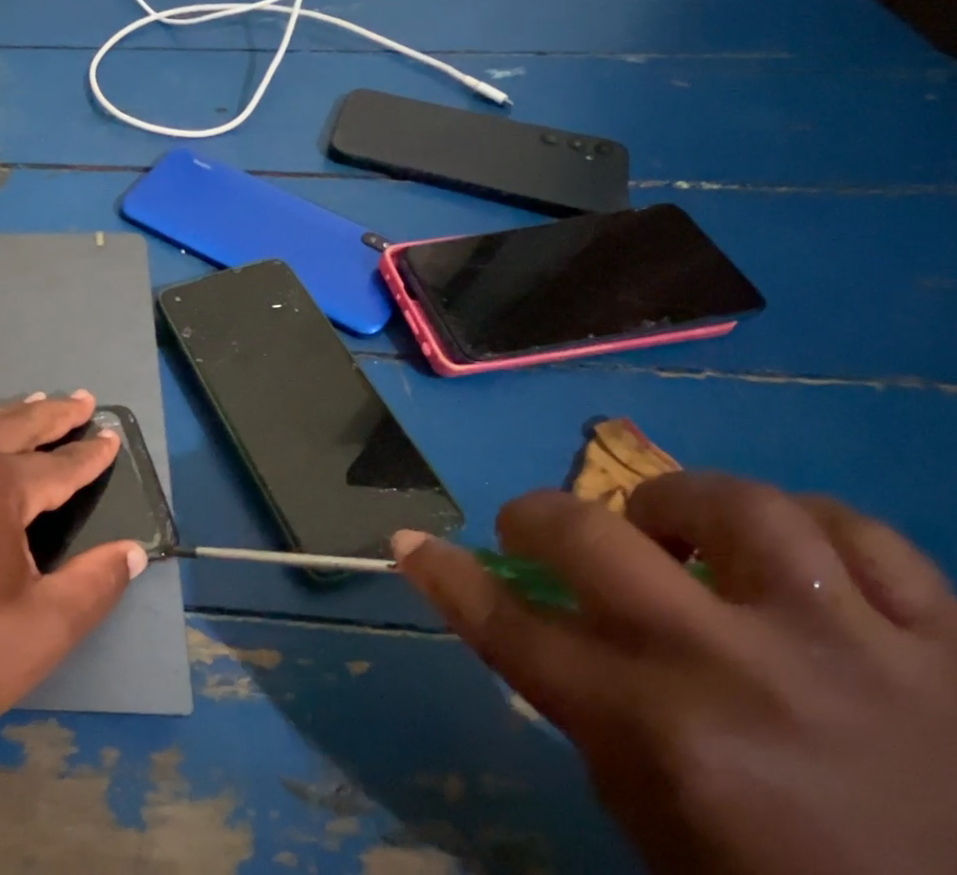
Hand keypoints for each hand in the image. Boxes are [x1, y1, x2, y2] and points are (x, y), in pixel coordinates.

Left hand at [0, 391, 147, 750]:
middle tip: (83, 402)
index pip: (57, 466)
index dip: (90, 456)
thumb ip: (96, 582)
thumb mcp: (49, 626)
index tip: (112, 438)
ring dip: (4, 415)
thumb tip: (132, 551)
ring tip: (32, 405)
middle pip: (11, 428)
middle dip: (51, 415)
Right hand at [393, 472, 956, 874]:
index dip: (446, 578)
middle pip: (593, 540)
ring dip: (679, 503)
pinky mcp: (948, 645)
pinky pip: (869, 539)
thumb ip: (588, 704)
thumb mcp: (643, 811)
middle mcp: (738, 670)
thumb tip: (529, 612)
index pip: (511, 628)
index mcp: (655, 730)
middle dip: (535, 518)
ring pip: (743, 507)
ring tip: (668, 529)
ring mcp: (851, 647)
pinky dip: (810, 529)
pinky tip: (784, 550)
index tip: (412, 545)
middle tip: (533, 531)